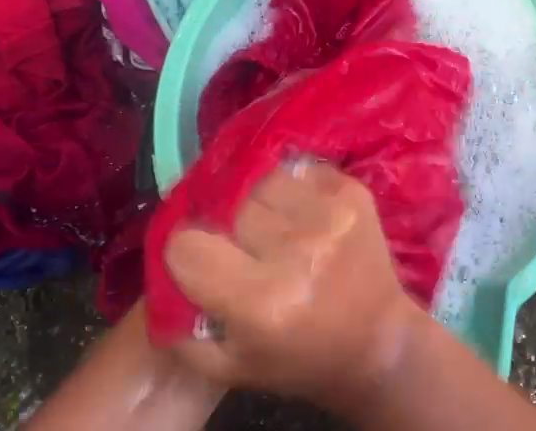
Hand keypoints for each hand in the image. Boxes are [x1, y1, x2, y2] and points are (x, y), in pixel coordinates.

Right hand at [164, 159, 420, 416]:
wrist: (375, 340)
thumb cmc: (297, 359)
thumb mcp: (227, 364)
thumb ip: (179, 325)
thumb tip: (160, 267)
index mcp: (261, 301)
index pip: (189, 245)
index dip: (185, 249)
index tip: (195, 256)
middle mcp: (297, 252)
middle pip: (228, 208)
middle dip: (224, 224)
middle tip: (236, 242)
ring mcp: (330, 216)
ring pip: (263, 181)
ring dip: (257, 200)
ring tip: (267, 224)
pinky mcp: (353, 192)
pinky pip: (300, 171)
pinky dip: (291, 187)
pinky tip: (296, 212)